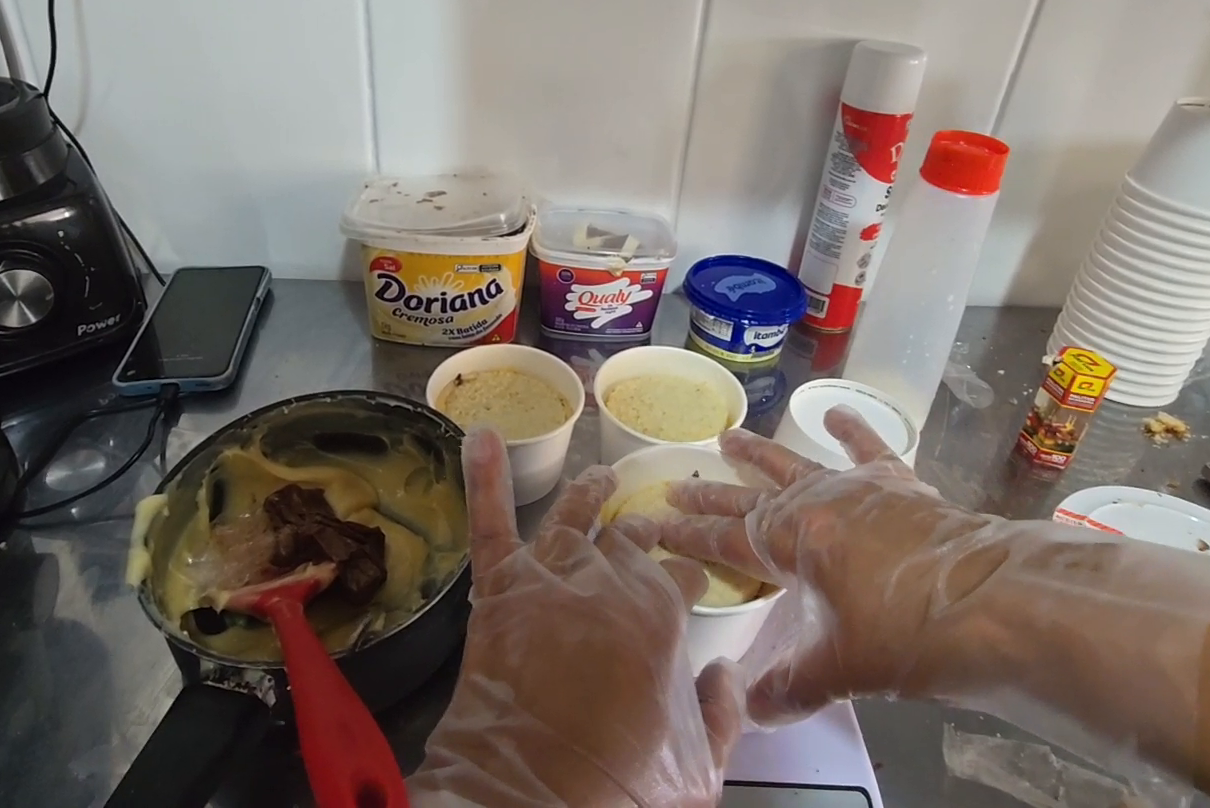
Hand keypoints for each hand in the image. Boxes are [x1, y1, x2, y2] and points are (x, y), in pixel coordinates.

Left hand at [408, 429, 743, 807]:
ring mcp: (553, 577)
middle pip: (629, 542)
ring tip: (599, 477)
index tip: (685, 583)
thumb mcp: (700, 771)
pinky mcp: (501, 589)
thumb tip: (727, 673)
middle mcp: (609, 580)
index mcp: (661, 615)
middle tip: (643, 532)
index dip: (684, 578)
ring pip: (573, 518)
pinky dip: (484, 478)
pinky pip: (491, 524)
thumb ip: (725, 714)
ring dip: (588, 493)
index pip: (681, 575)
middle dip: (641, 535)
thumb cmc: (622, 792)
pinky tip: (482, 437)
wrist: (531, 806)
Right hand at [658, 406, 996, 722]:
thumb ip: (789, 687)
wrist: (993, 600)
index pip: (724, 539)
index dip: (688, 535)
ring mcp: (855, 488)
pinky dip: (850, 431)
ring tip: (729, 437)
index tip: (655, 525)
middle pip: (748, 498)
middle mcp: (812, 505)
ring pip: (793, 464)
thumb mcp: (841, 669)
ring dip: (759, 454)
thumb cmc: (907, 633)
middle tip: (676, 486)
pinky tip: (834, 414)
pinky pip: (866, 449)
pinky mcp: (897, 483)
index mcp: (789, 543)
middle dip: (709, 496)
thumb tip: (749, 712)